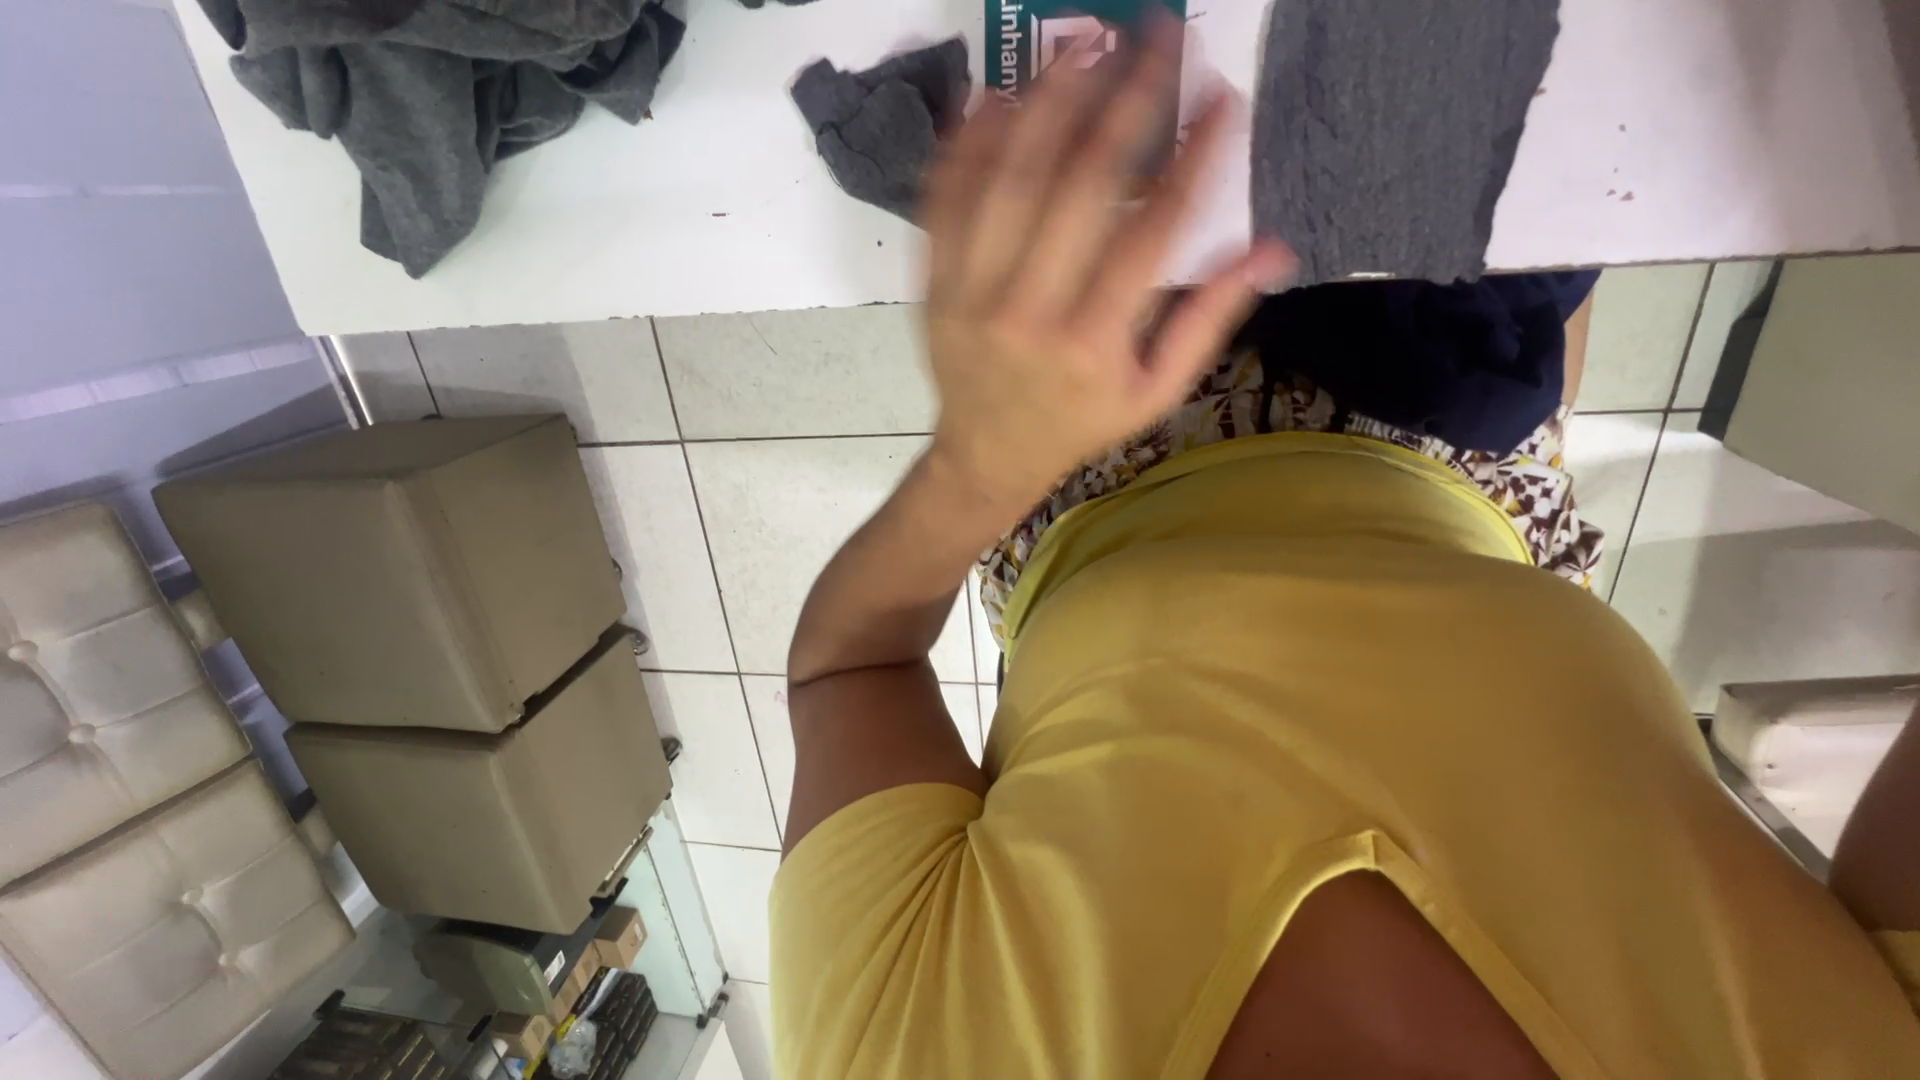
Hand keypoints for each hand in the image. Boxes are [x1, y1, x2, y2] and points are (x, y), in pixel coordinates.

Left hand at [921, 15, 1294, 510]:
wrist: (988, 456)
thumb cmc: (1080, 424)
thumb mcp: (1153, 393)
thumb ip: (1207, 321)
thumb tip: (1273, 247)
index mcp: (1094, 342)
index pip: (1152, 228)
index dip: (1193, 155)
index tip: (1222, 95)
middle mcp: (1030, 311)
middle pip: (1078, 184)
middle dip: (1125, 101)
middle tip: (1158, 38)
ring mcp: (971, 295)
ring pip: (1007, 179)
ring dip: (1046, 102)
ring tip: (1083, 45)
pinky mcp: (933, 285)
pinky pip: (944, 201)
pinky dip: (967, 142)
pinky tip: (997, 94)